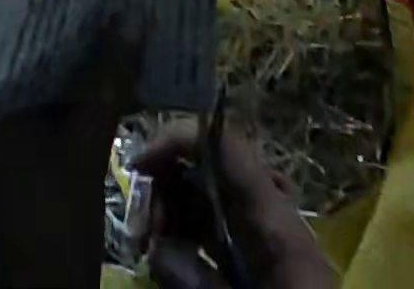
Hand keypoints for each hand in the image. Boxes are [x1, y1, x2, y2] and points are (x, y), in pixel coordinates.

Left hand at [0, 29, 140, 288]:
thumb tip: (133, 17)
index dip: (54, 1)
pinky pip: (78, 105)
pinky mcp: (52, 150)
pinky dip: (104, 89)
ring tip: (135, 14)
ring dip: (99, 56)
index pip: (19, 34)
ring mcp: (31, 130)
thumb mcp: (80, 148)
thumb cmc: (46, 221)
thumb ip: (106, 83)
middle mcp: (9, 106)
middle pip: (48, 53)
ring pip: (67, 78)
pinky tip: (135, 68)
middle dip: (84, 25)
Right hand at [135, 120, 334, 288]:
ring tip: (153, 252)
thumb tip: (159, 249)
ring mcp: (265, 235)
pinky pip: (217, 228)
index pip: (225, 145)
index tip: (139, 166)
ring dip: (174, 214)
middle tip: (144, 237)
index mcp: (274, 218)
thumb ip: (203, 285)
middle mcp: (270, 213)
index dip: (179, 140)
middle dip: (169, 188)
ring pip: (208, 197)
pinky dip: (189, 236)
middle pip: (209, 168)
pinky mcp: (260, 260)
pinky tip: (173, 262)